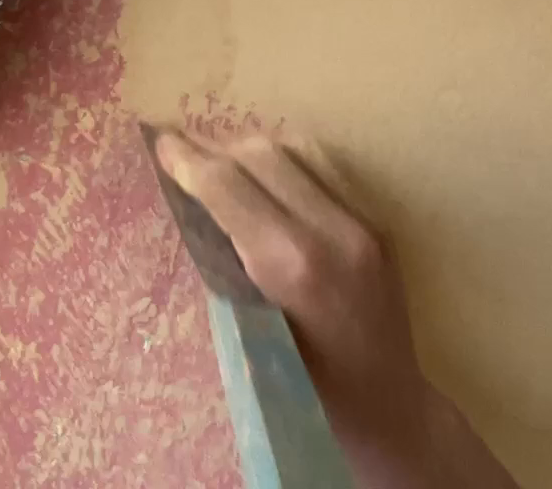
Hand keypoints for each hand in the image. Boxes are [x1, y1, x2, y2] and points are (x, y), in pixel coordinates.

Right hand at [152, 128, 518, 488]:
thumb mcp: (247, 330)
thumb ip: (222, 261)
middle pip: (260, 156)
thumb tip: (189, 202)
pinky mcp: (376, 220)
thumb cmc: (305, 389)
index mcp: (294, 266)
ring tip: (217, 156)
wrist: (390, 409)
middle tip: (180, 147)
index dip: (188, 159)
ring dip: (247, 146)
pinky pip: (322, 164)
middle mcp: (332, 231)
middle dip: (213, 146)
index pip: (228, 186)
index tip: (161, 142)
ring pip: (293, 149)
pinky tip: (262, 168)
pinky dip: (283, 156)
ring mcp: (362, 221)